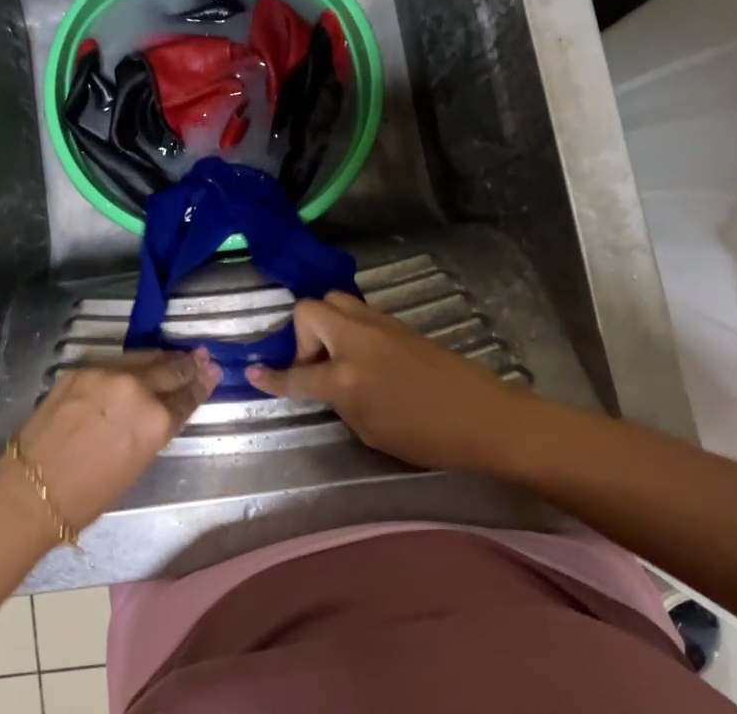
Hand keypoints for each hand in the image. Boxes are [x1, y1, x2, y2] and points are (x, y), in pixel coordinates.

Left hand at [1, 350, 218, 530]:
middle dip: (187, 365)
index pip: (186, 398)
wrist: (34, 488)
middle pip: (169, 371)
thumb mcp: (138, 463)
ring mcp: (107, 375)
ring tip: (175, 355)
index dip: (201, 385)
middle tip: (202, 356)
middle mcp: (136, 390)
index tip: (213, 372)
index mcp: (156, 421)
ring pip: (142, 359)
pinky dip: (129, 364)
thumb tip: (162, 412)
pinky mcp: (81, 370)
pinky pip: (114, 363)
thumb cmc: (89, 494)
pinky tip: (136, 364)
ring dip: (160, 359)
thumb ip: (153, 430)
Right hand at [247, 292, 522, 471]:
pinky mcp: (399, 324)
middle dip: (301, 336)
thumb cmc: (425, 435)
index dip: (272, 378)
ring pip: (334, 301)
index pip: (296, 373)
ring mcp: (380, 325)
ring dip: (325, 325)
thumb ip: (338, 400)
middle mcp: (356, 338)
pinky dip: (347, 327)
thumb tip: (326, 383)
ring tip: (337, 358)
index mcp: (345, 375)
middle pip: (309, 311)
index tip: (252, 374)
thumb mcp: (368, 429)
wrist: (484, 417)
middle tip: (315, 367)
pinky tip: (361, 356)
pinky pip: (358, 312)